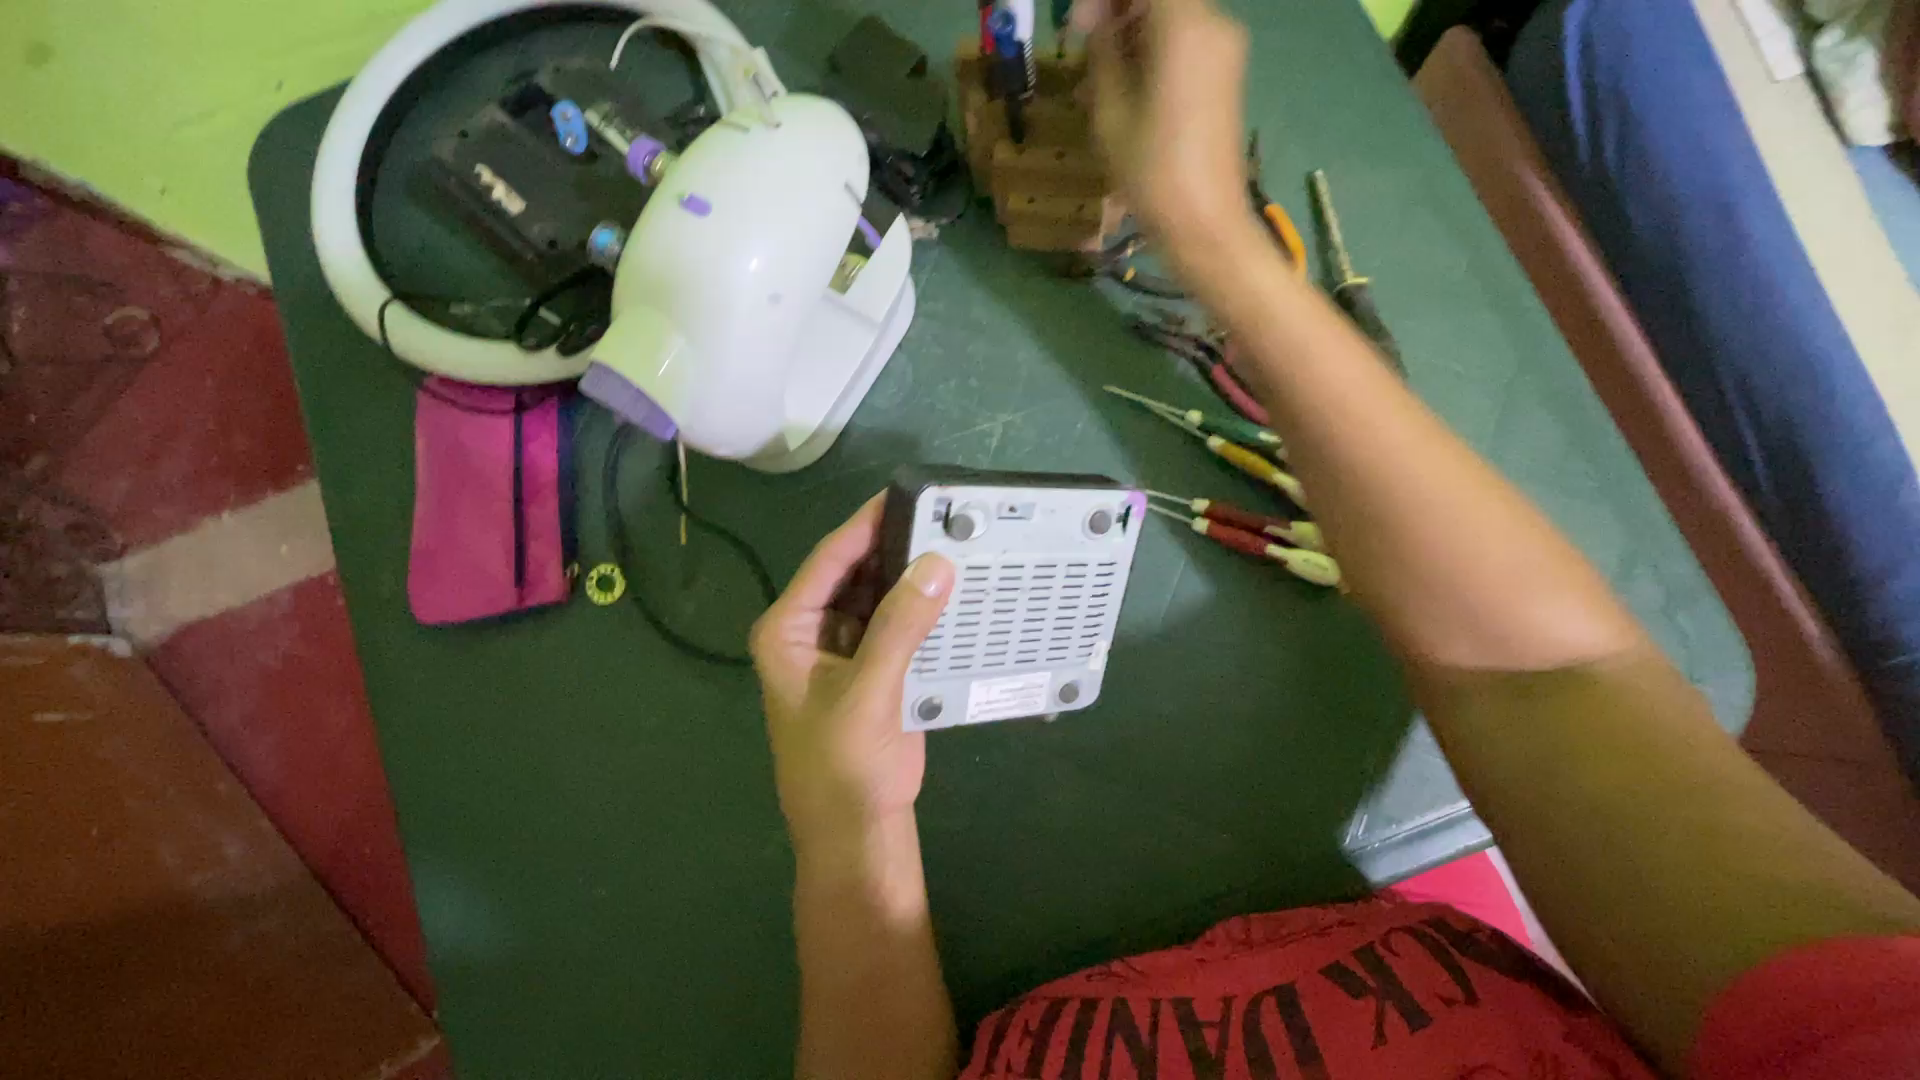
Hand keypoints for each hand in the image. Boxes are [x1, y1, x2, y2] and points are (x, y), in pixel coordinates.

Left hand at [750, 495, 955, 851]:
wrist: (857, 829)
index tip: (906, 495)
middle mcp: (811, 632)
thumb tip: (936, 565)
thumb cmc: (843, 764)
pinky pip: (895, 625)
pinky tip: (951, 592)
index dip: (865, 525)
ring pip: (877, 597)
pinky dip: (919, 610)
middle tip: (942, 517)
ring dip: (909, 577)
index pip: (829, 561)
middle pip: (854, 574)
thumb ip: (900, 626)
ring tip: (953, 543)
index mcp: (789, 630)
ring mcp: (843, 651)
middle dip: (894, 549)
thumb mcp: (868, 691)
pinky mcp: (872, 669)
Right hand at [1076, 0, 1257, 272]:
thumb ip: (1103, 52)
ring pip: (1169, 19)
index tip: (1077, 25)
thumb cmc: (1151, 171)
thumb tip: (1096, 22)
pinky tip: (1121, 91)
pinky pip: (1182, 44)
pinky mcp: (1224, 76)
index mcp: (1186, 25)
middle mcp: (1214, 24)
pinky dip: (1150, 54)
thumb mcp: (1111, 110)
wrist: (1205, 224)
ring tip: (1094, 81)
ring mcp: (1223, 50)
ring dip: (1129, 36)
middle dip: (1117, 12)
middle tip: (1082, 46)